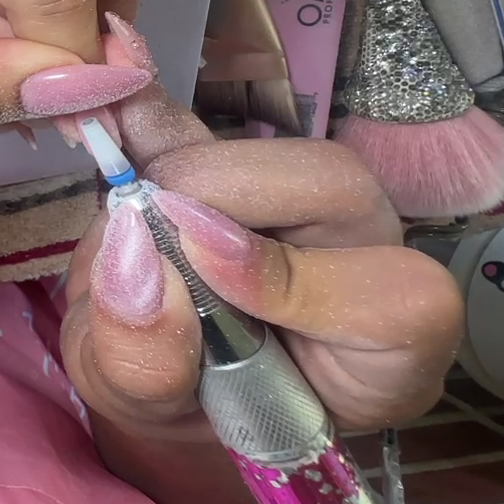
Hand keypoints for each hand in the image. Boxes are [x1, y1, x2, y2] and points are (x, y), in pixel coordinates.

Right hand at [62, 16, 463, 438]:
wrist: (144, 358)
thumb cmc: (165, 398)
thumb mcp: (139, 403)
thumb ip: (142, 360)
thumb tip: (139, 268)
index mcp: (374, 354)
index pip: (397, 299)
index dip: (294, 276)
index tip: (196, 263)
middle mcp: (359, 265)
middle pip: (340, 190)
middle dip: (223, 190)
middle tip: (141, 211)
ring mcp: (298, 206)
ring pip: (276, 149)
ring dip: (182, 158)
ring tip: (121, 188)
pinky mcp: (230, 164)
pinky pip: (197, 121)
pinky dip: (142, 110)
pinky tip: (106, 99)